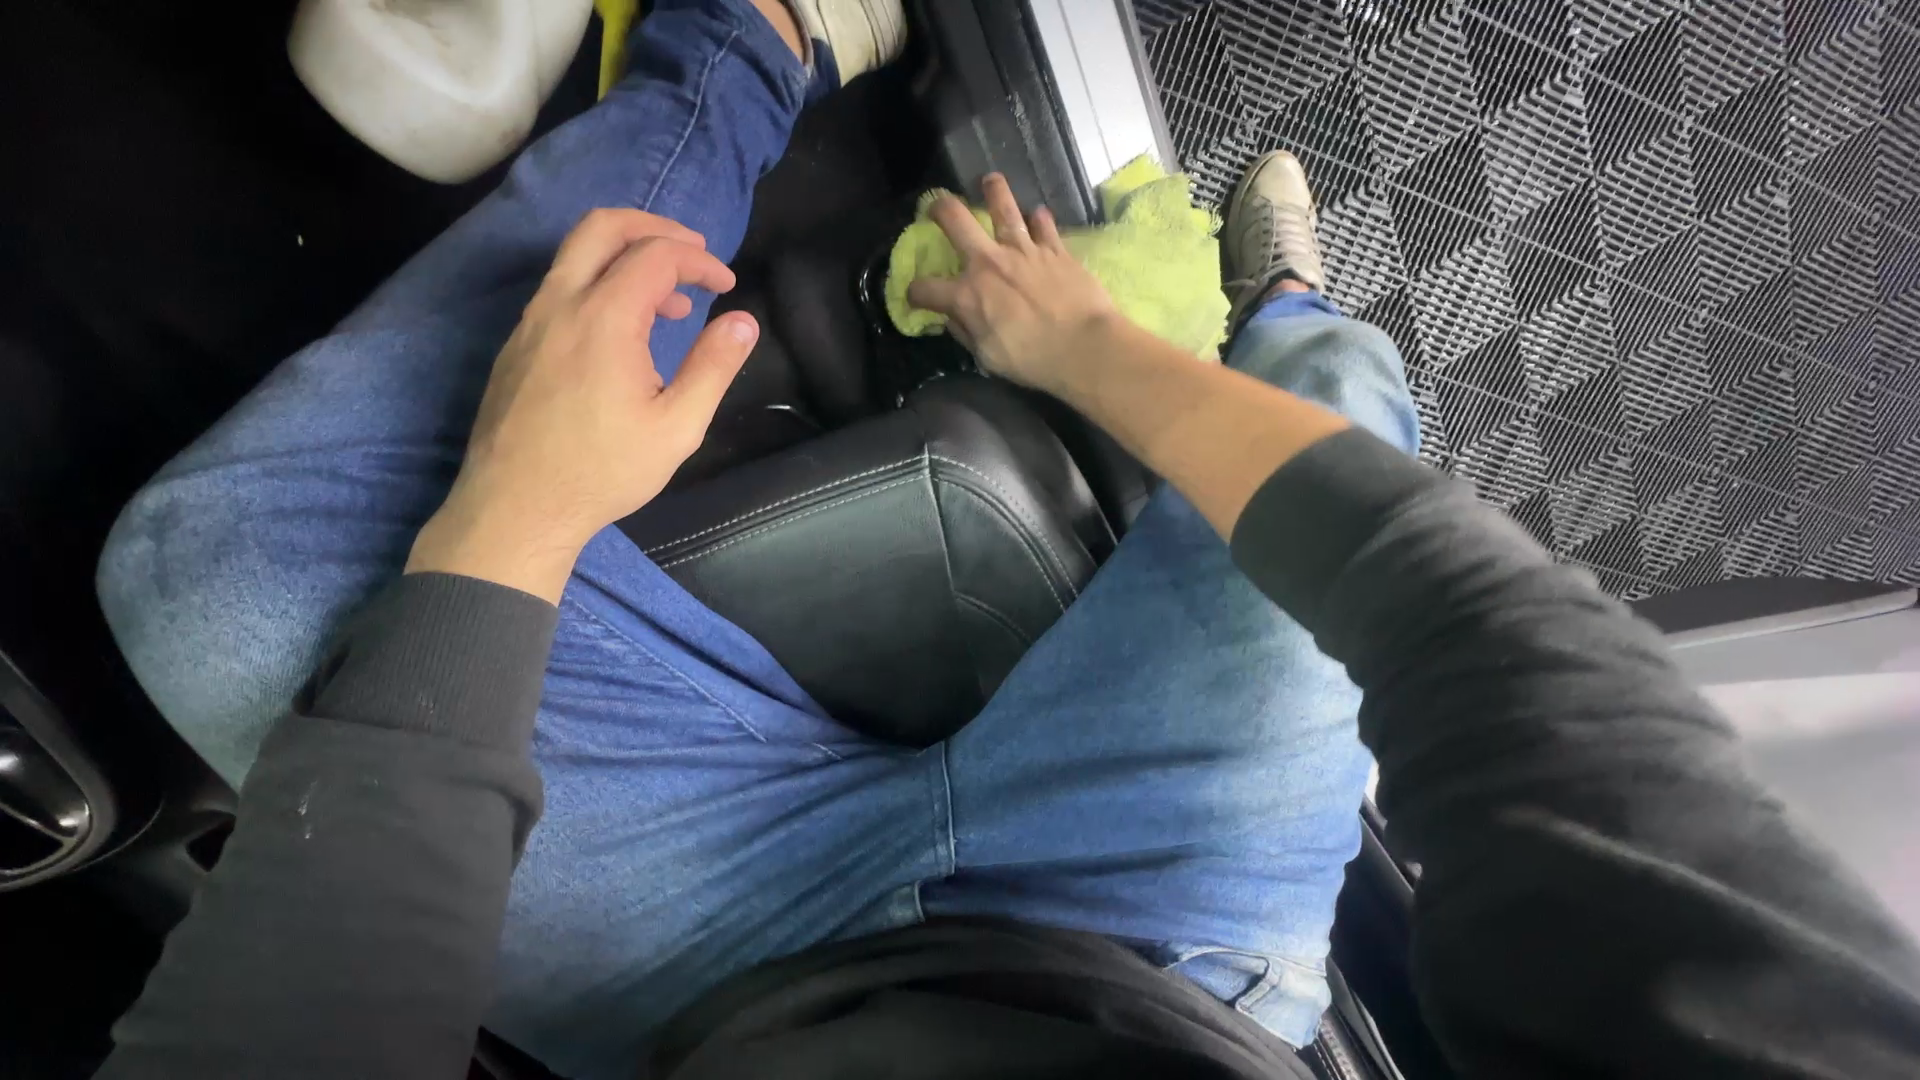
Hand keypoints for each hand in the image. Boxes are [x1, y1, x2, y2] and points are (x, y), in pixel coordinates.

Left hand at [407, 209, 757, 602]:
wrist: (518, 505)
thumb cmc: (606, 470)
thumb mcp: (677, 427)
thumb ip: (713, 367)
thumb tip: (744, 322)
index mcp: (605, 318)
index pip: (657, 256)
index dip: (700, 262)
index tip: (728, 287)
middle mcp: (560, 303)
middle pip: (603, 227)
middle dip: (655, 228)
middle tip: (694, 251)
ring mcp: (531, 321)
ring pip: (576, 255)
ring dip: (627, 257)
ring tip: (670, 299)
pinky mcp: (518, 343)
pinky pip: (561, 288)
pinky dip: (601, 284)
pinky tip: (625, 332)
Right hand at [906, 173, 1118, 392]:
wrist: (1083, 346)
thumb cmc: (1032, 360)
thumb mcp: (988, 357)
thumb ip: (966, 333)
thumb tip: (953, 319)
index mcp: (967, 295)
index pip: (926, 289)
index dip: (915, 293)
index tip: (916, 297)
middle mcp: (989, 263)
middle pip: (955, 220)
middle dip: (939, 209)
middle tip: (936, 207)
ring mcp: (1024, 250)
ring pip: (1003, 207)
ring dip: (994, 191)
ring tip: (990, 181)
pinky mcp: (1055, 249)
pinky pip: (1043, 224)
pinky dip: (1039, 220)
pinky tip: (1037, 216)